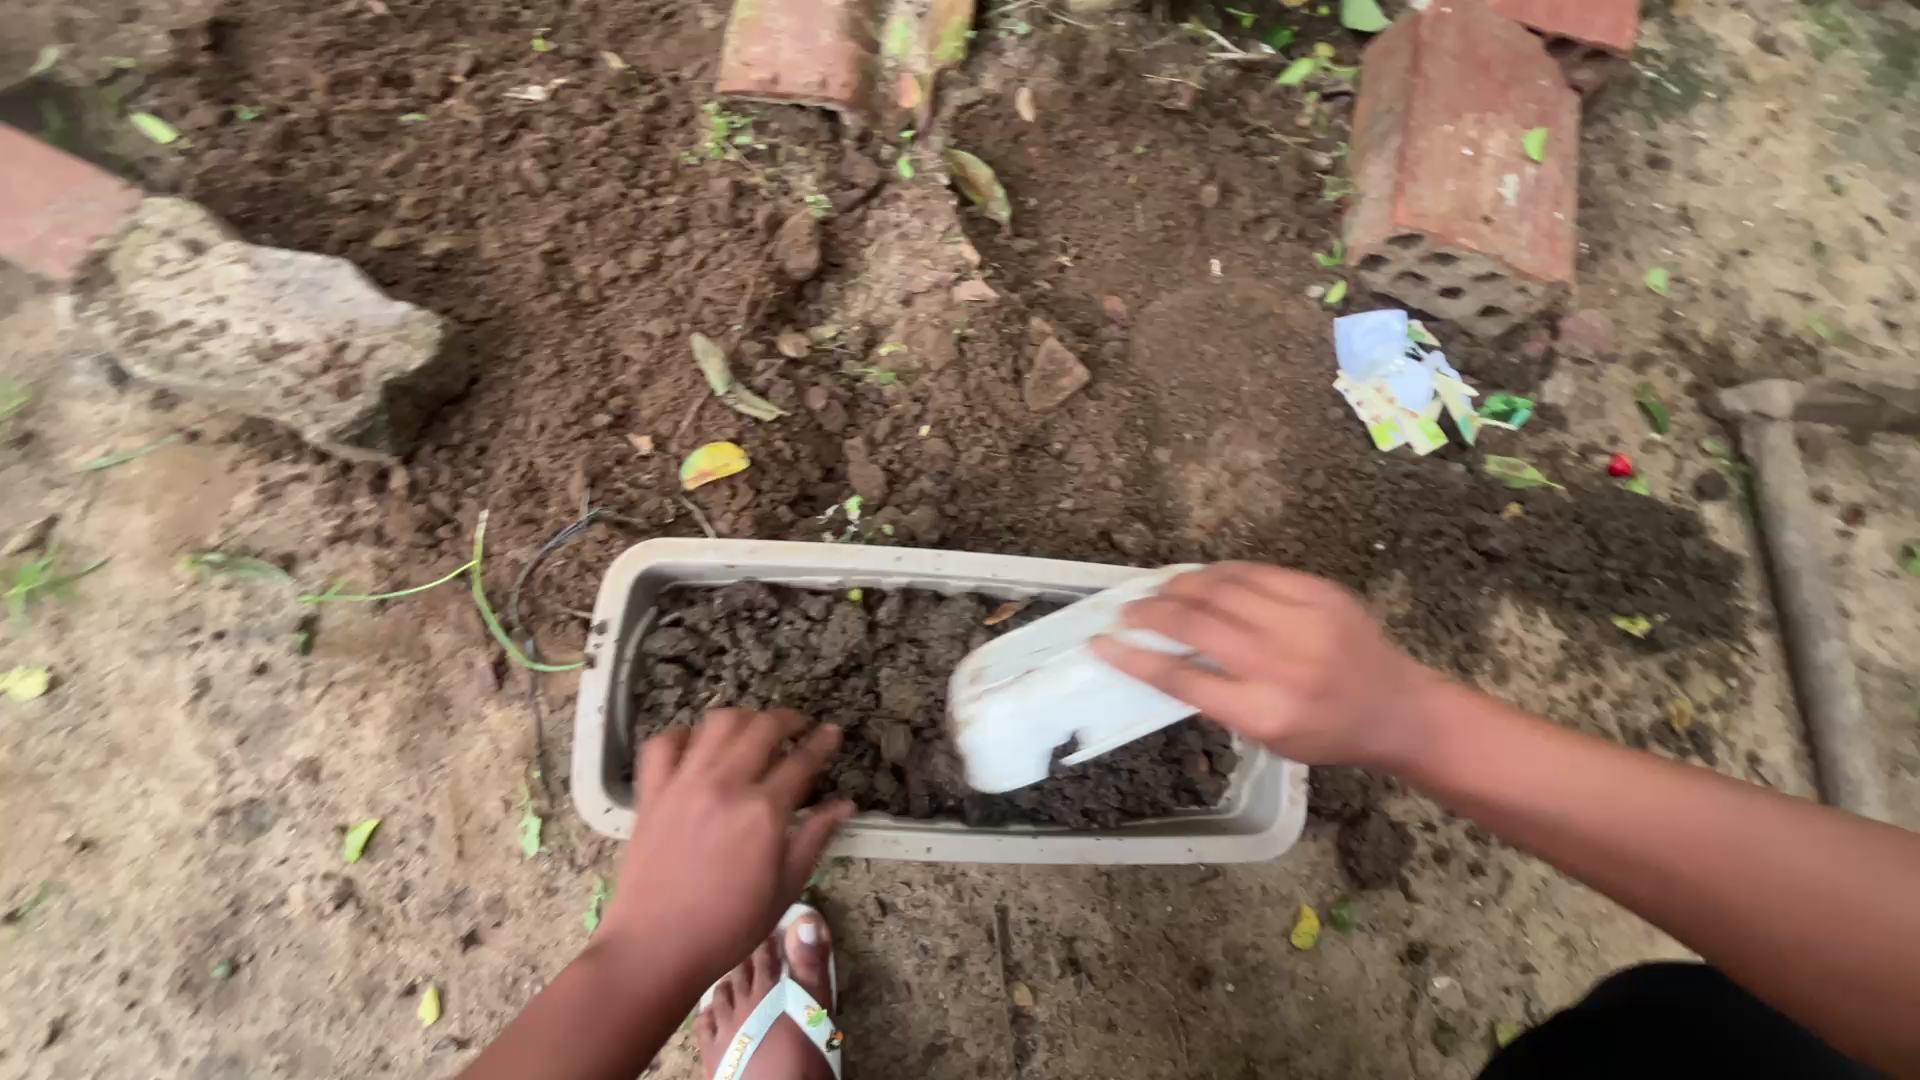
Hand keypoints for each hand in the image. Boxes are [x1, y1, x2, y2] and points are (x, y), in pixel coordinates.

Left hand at [597, 709, 853, 993]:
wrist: (654, 951)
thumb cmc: (727, 927)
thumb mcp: (786, 887)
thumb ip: (816, 838)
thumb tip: (846, 805)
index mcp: (763, 812)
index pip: (803, 760)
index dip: (823, 742)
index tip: (832, 732)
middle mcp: (725, 786)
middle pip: (763, 727)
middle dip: (788, 719)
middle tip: (798, 726)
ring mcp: (684, 785)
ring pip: (717, 723)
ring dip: (742, 718)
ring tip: (753, 729)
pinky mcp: (652, 795)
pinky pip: (662, 745)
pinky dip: (682, 736)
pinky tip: (696, 747)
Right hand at [1090, 562, 1444, 768]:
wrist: (1399, 709)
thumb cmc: (1324, 732)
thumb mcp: (1265, 737)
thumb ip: (1216, 699)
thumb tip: (1163, 658)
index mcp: (1264, 712)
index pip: (1181, 680)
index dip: (1134, 658)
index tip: (1102, 642)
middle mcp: (1283, 665)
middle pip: (1195, 625)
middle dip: (1149, 612)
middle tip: (1127, 610)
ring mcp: (1304, 623)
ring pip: (1220, 588)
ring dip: (1178, 586)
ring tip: (1158, 589)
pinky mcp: (1319, 593)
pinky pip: (1253, 572)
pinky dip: (1216, 573)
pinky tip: (1200, 578)